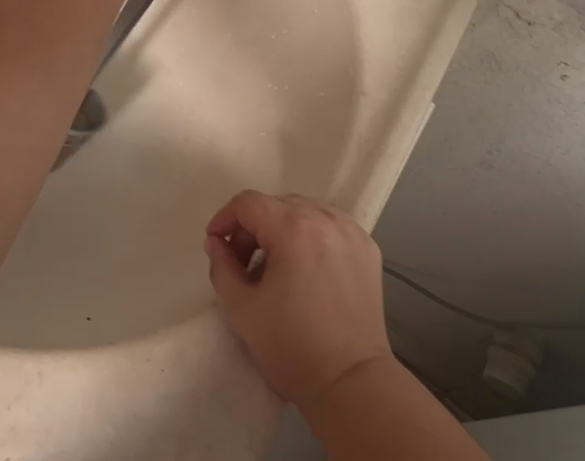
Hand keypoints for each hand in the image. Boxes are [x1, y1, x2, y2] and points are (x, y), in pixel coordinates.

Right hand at [204, 191, 394, 406]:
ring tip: (275, 266)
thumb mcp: (241, 309)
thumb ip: (222, 267)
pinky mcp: (368, 249)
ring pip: (306, 212)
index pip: (249, 203)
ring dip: (283, 229)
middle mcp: (326, 220)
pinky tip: (306, 268)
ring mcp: (352, 233)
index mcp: (294, 229)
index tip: (216, 244)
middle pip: (278, 205)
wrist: (349, 382)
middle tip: (243, 263)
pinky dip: (312, 236)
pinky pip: (331, 226)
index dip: (225, 218)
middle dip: (253, 227)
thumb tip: (217, 243)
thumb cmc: (291, 347)